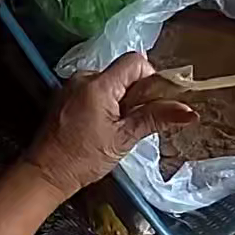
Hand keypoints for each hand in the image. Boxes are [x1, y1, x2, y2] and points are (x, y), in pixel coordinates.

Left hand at [24, 51, 196, 197]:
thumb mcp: (123, 139)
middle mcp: (82, 78)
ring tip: (115, 127)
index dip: (150, 77)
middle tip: (134, 121)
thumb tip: (189, 111)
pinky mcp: (63, 97)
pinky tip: (99, 127)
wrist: (45, 173)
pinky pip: (91, 90)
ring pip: (107, 82)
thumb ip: (155, 118)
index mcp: (98, 85)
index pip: (134, 61)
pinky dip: (102, 103)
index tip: (152, 102)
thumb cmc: (84, 159)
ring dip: (117, 100)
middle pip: (120, 72)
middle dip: (133, 92)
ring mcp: (70, 86)